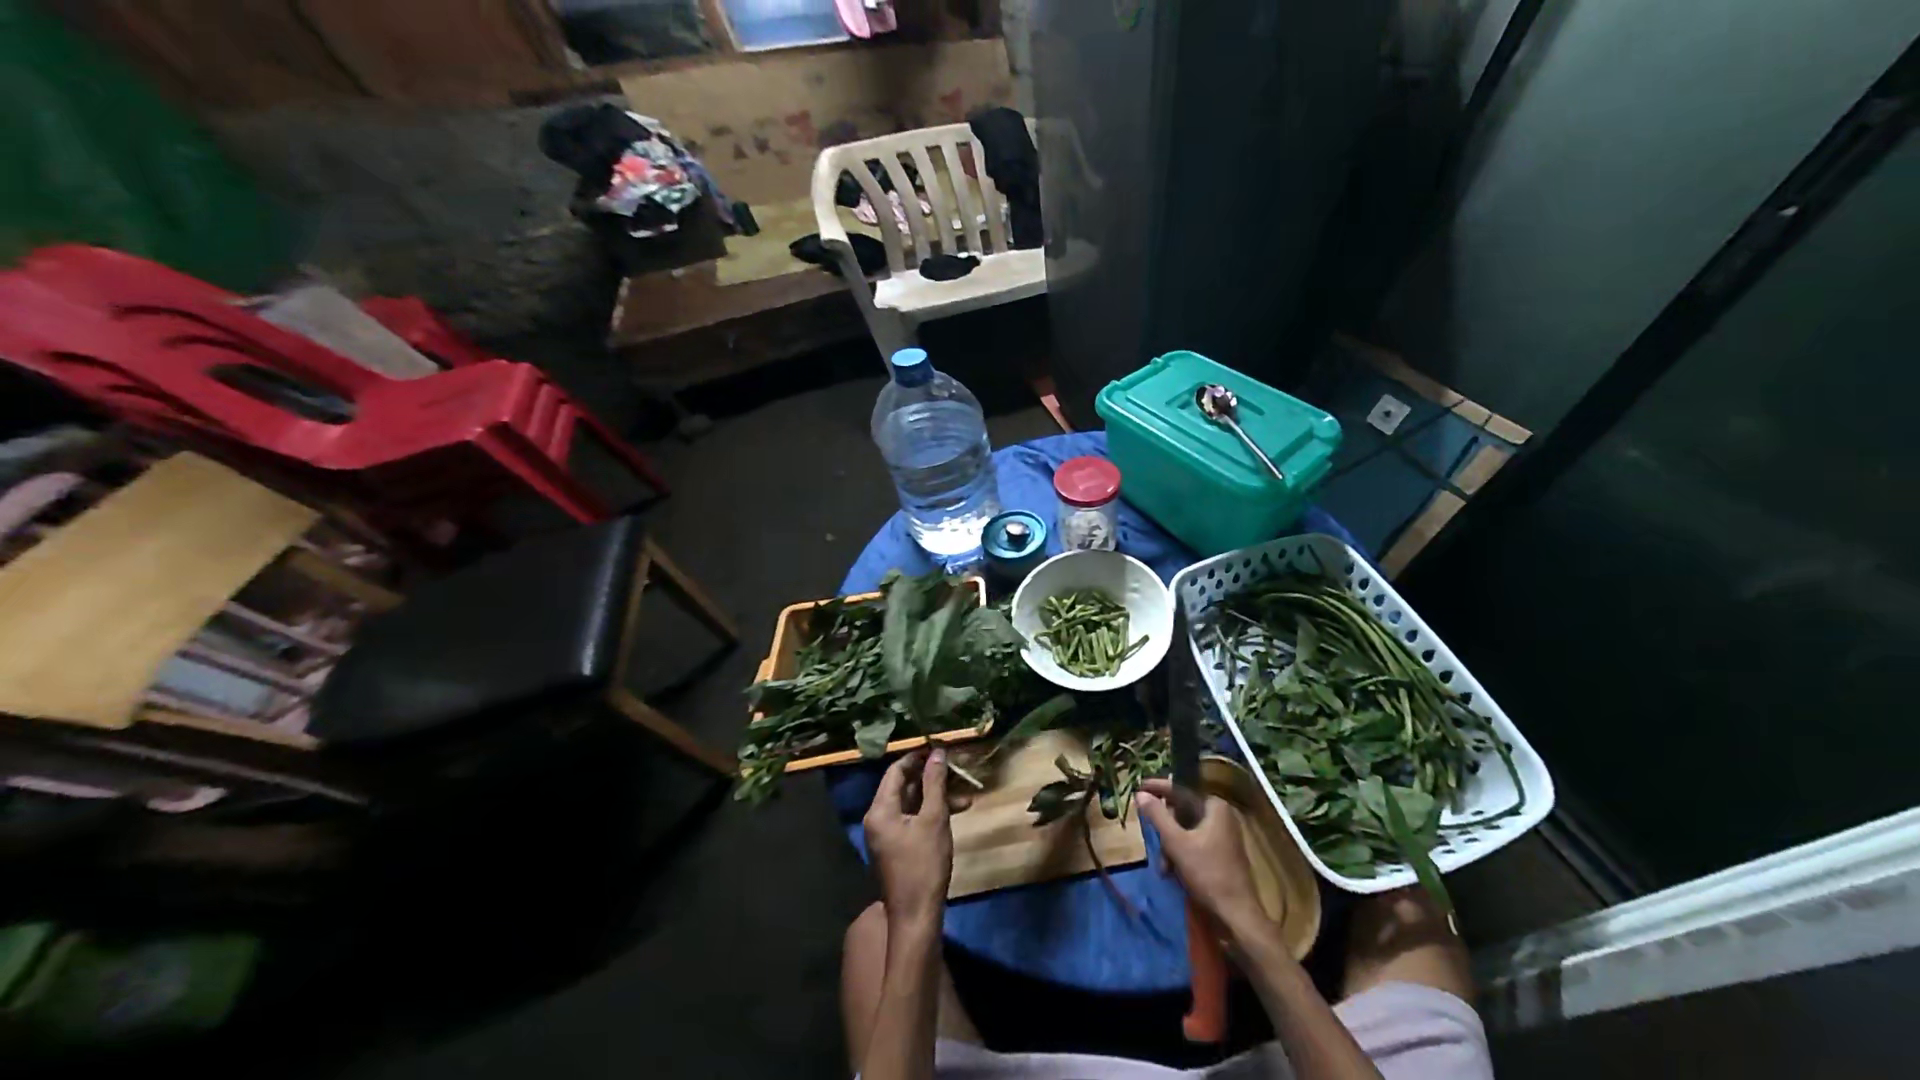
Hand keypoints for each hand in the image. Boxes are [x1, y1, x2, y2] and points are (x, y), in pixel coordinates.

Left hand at [863, 750, 953, 931]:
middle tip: (955, 768)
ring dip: (935, 796)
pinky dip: (930, 812)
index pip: (896, 771)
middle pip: (903, 786)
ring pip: (911, 803)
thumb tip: (937, 753)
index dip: (917, 757)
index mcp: (880, 809)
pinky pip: (912, 819)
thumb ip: (935, 784)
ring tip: (965, 792)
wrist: (916, 914)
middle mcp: (877, 818)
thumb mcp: (934, 819)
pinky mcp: (896, 846)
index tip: (939, 749)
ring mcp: (886, 833)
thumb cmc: (924, 864)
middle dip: (930, 776)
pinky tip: (956, 811)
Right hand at [1135, 779, 1260, 929]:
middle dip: (1164, 828)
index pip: (1180, 790)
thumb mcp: (1176, 843)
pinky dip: (1181, 853)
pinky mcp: (1221, 852)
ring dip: (1170, 845)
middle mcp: (1221, 816)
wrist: (1236, 914)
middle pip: (1181, 812)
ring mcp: (1223, 834)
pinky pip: (1194, 842)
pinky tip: (1172, 870)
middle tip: (1150, 838)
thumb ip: (1157, 815)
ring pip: (1186, 829)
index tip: (1137, 787)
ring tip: (1164, 866)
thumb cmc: (1207, 873)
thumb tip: (1140, 793)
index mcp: (1214, 807)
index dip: (1157, 789)